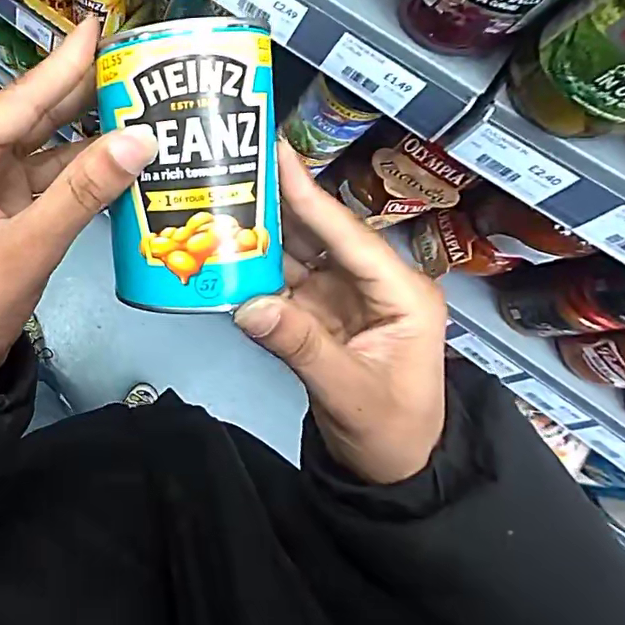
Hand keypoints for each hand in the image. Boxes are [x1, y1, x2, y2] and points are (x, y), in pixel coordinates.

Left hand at [0, 18, 158, 377]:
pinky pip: (51, 174)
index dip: (60, 67)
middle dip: (77, 87)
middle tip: (128, 56)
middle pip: (31, 116)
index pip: (16, 104)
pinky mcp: (9, 204)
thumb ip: (83, 194)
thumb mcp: (27, 249)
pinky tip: (119, 151)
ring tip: (136, 97)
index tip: (97, 30)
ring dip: (86, 125)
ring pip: (45, 144)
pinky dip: (84, 165)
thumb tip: (140, 141)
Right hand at [232, 142, 447, 483]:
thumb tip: (247, 305)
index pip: (348, 235)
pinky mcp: (317, 308)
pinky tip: (226, 245)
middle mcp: (371, 281)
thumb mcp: (349, 393)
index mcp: (401, 292)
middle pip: (321, 232)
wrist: (390, 470)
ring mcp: (342, 293)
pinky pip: (282, 277)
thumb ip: (301, 347)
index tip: (276, 154)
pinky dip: (254, 264)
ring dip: (262, 227)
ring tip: (223, 194)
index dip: (309, 194)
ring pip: (298, 250)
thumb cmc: (390, 432)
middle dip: (279, 199)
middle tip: (237, 164)